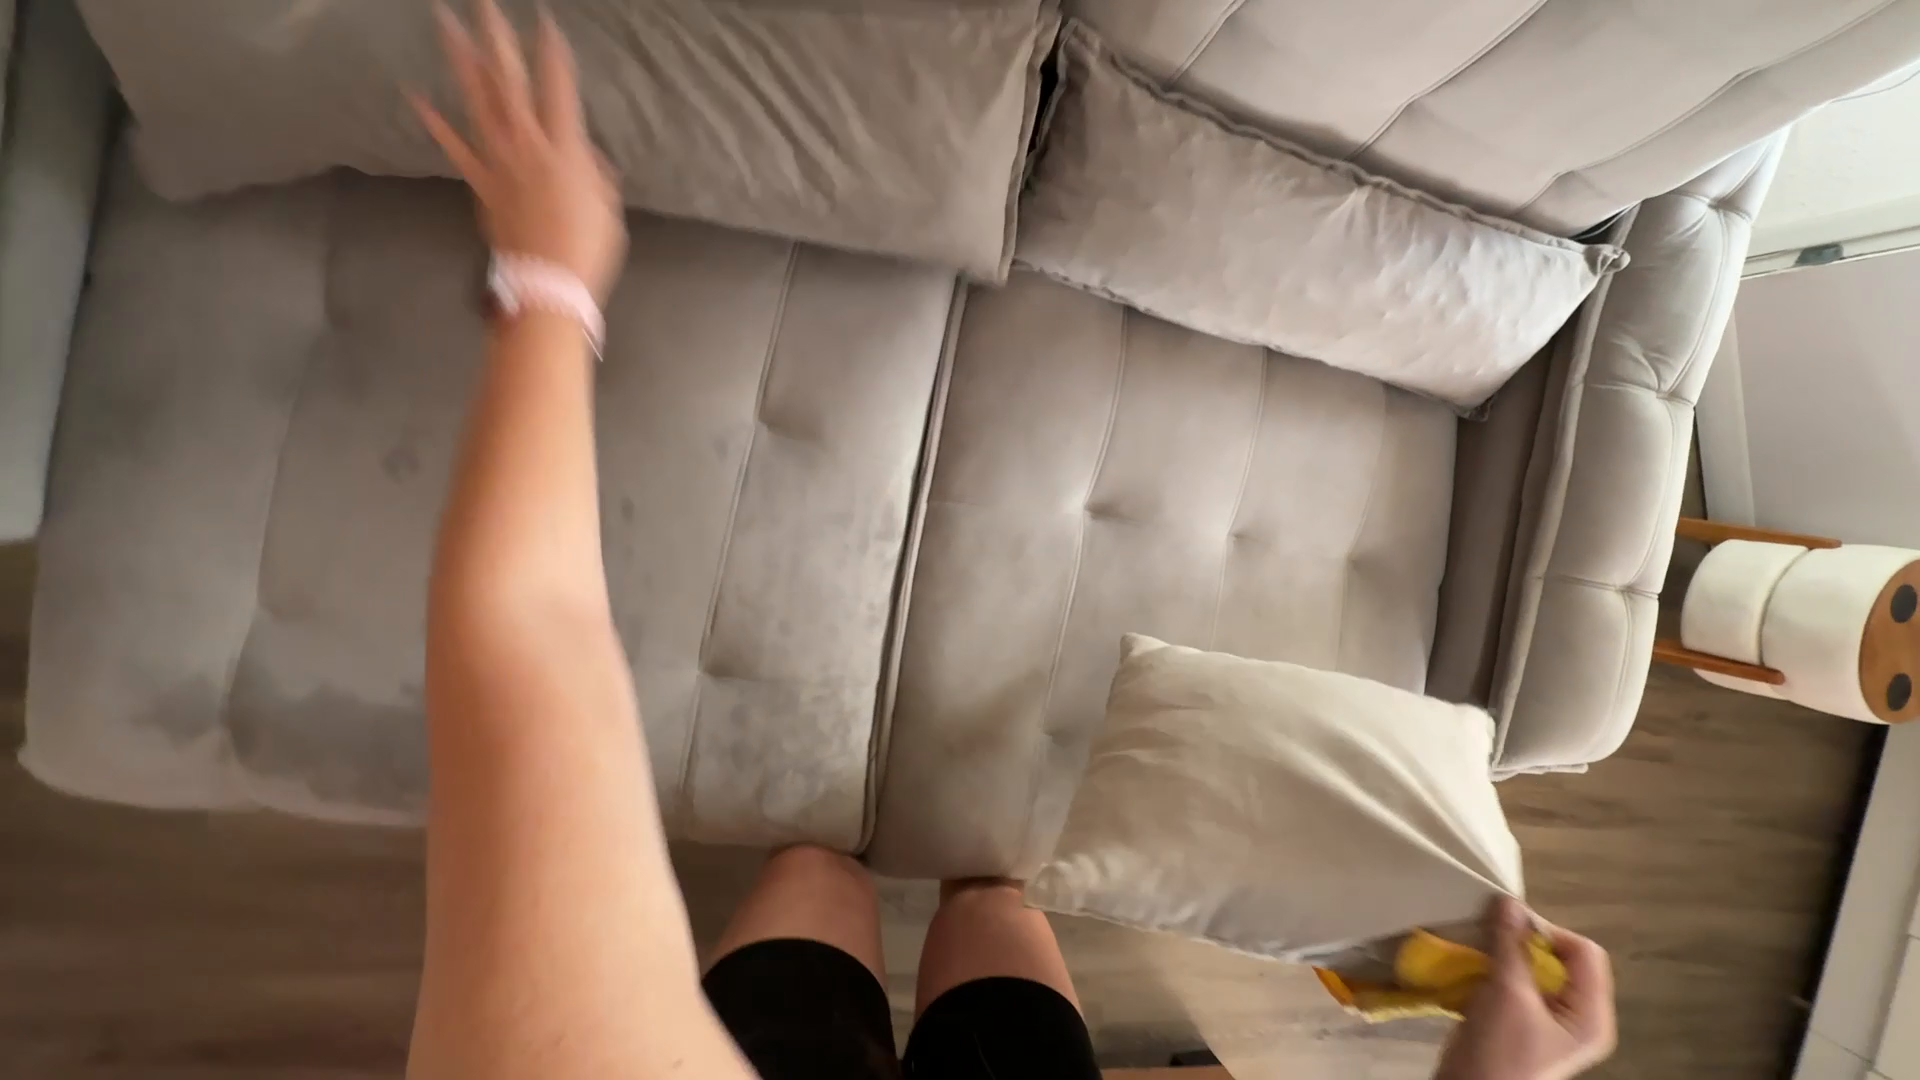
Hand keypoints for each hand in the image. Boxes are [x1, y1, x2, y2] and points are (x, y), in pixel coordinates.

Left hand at [411, 0, 626, 304]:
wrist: (549, 282)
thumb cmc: (588, 249)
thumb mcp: (608, 210)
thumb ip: (597, 176)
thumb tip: (586, 157)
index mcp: (566, 151)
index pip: (559, 90)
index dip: (552, 55)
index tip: (545, 22)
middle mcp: (528, 146)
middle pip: (511, 83)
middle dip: (497, 39)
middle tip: (484, 2)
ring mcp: (499, 162)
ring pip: (478, 102)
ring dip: (462, 61)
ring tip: (446, 24)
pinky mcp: (481, 183)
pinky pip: (455, 148)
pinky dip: (435, 123)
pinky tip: (416, 98)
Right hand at [1435, 898, 1616, 1079]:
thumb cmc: (1501, 1049)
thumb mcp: (1507, 994)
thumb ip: (1510, 946)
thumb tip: (1509, 901)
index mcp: (1591, 1016)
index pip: (1586, 953)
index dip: (1550, 933)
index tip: (1508, 928)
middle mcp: (1578, 1016)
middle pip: (1561, 958)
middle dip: (1524, 940)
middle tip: (1491, 936)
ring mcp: (1550, 1020)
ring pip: (1535, 967)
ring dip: (1506, 951)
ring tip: (1479, 947)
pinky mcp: (1522, 1020)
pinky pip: (1517, 980)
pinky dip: (1497, 965)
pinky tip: (1474, 965)